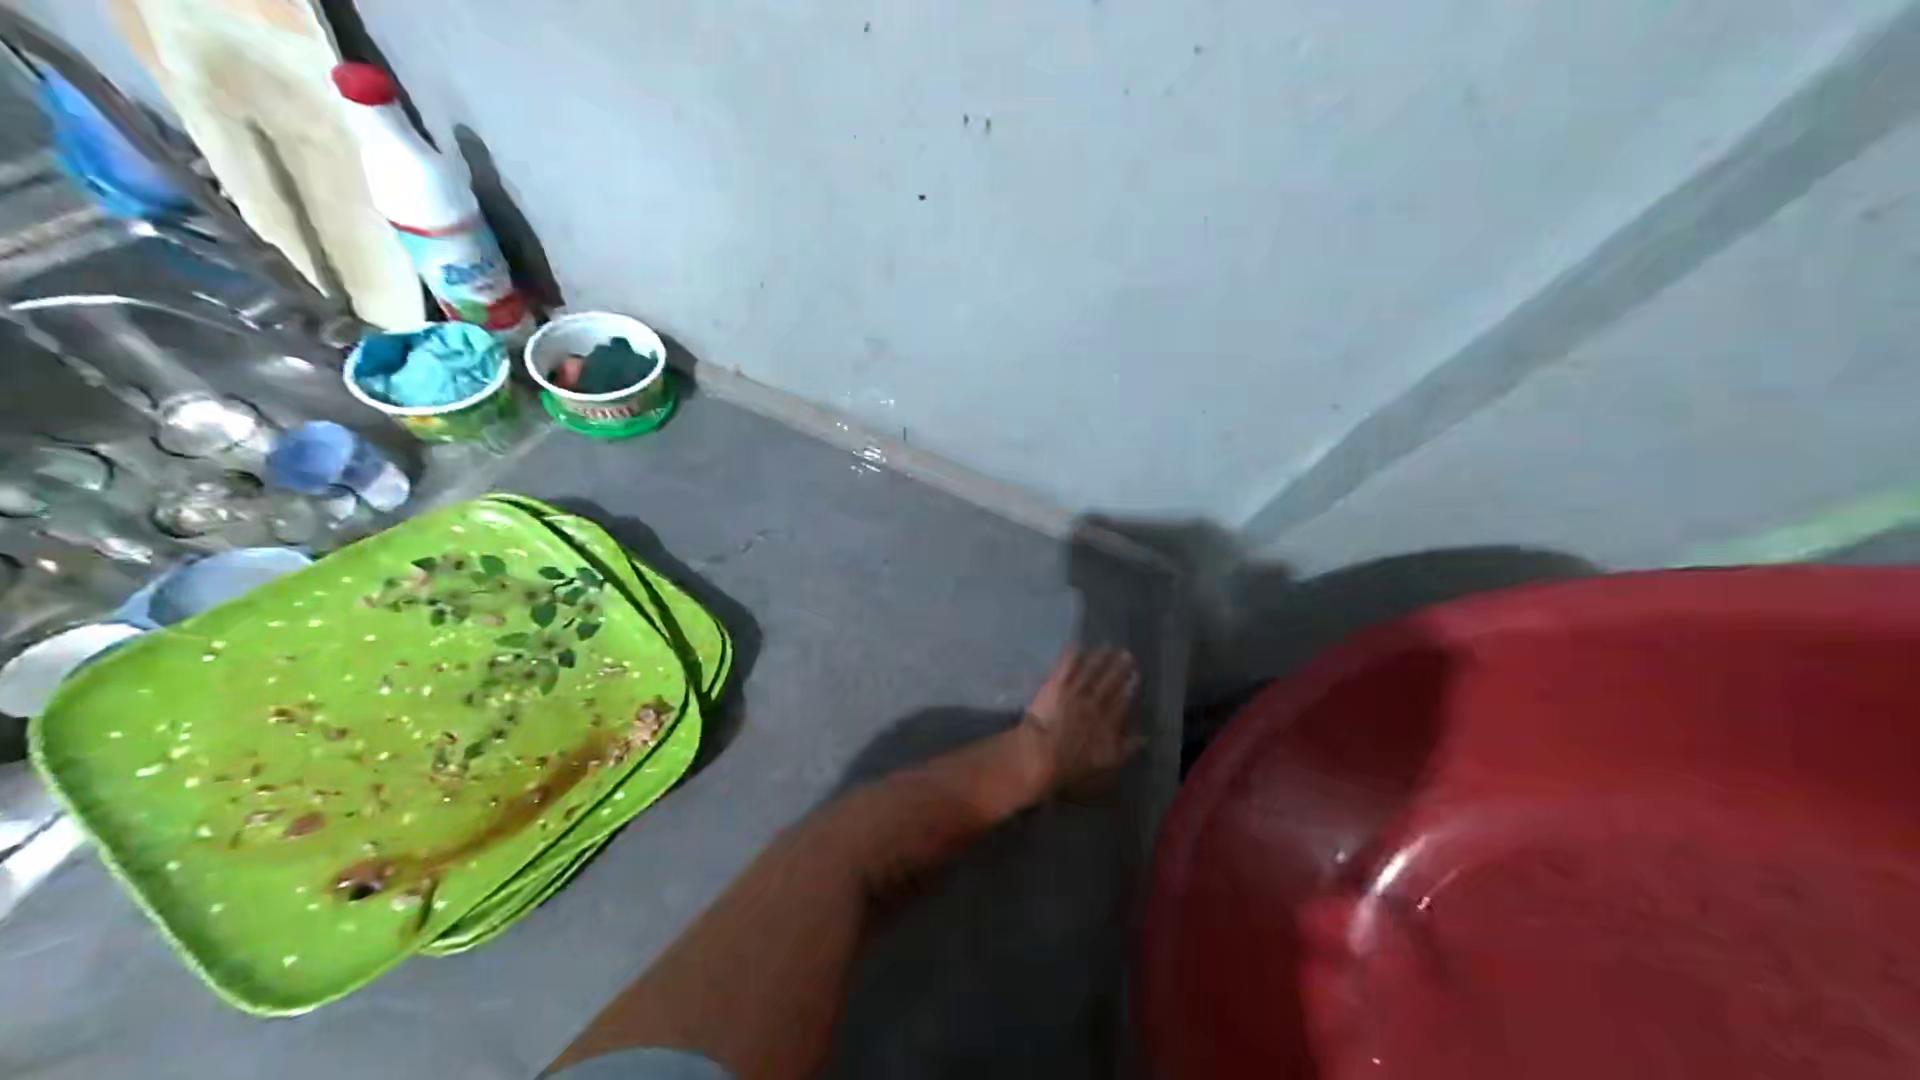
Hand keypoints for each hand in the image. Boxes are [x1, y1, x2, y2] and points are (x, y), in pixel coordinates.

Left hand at [1018, 646, 1141, 793]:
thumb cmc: (1071, 766)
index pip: (1123, 700)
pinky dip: (1072, 655)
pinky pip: (1066, 666)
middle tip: (1127, 654)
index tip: (1137, 676)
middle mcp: (1094, 703)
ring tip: (1108, 646)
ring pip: (1091, 670)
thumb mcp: (1107, 763)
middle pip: (1109, 682)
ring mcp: (1074, 692)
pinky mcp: (1054, 686)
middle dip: (1119, 668)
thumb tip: (1146, 737)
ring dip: (1100, 657)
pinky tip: (1078, 645)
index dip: (1131, 687)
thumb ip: (1128, 749)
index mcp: (1107, 721)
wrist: (1040, 758)